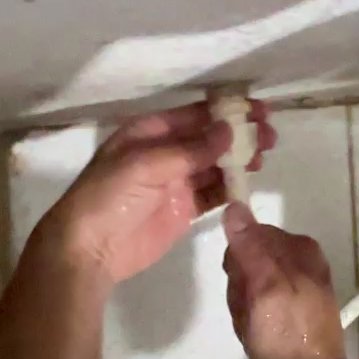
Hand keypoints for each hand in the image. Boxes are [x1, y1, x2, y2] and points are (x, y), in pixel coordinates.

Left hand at [38, 100, 275, 284]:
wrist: (89, 248)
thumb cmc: (109, 197)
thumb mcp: (144, 165)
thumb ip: (189, 150)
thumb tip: (228, 131)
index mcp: (150, 132)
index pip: (195, 115)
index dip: (227, 111)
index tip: (258, 110)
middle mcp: (165, 152)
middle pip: (209, 138)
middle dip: (239, 135)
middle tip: (270, 135)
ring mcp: (175, 182)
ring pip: (215, 164)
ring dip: (239, 159)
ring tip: (264, 158)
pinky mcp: (183, 209)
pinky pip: (213, 193)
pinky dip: (231, 187)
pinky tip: (249, 183)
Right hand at [221, 202, 349, 358]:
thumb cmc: (286, 336)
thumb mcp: (264, 287)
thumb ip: (248, 246)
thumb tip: (234, 206)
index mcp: (300, 247)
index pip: (248, 236)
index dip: (237, 264)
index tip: (243, 287)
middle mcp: (302, 259)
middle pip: (248, 258)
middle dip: (240, 285)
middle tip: (249, 313)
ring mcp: (298, 284)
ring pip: (250, 282)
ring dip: (243, 303)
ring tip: (256, 327)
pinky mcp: (295, 306)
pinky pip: (259, 300)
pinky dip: (252, 315)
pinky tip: (260, 333)